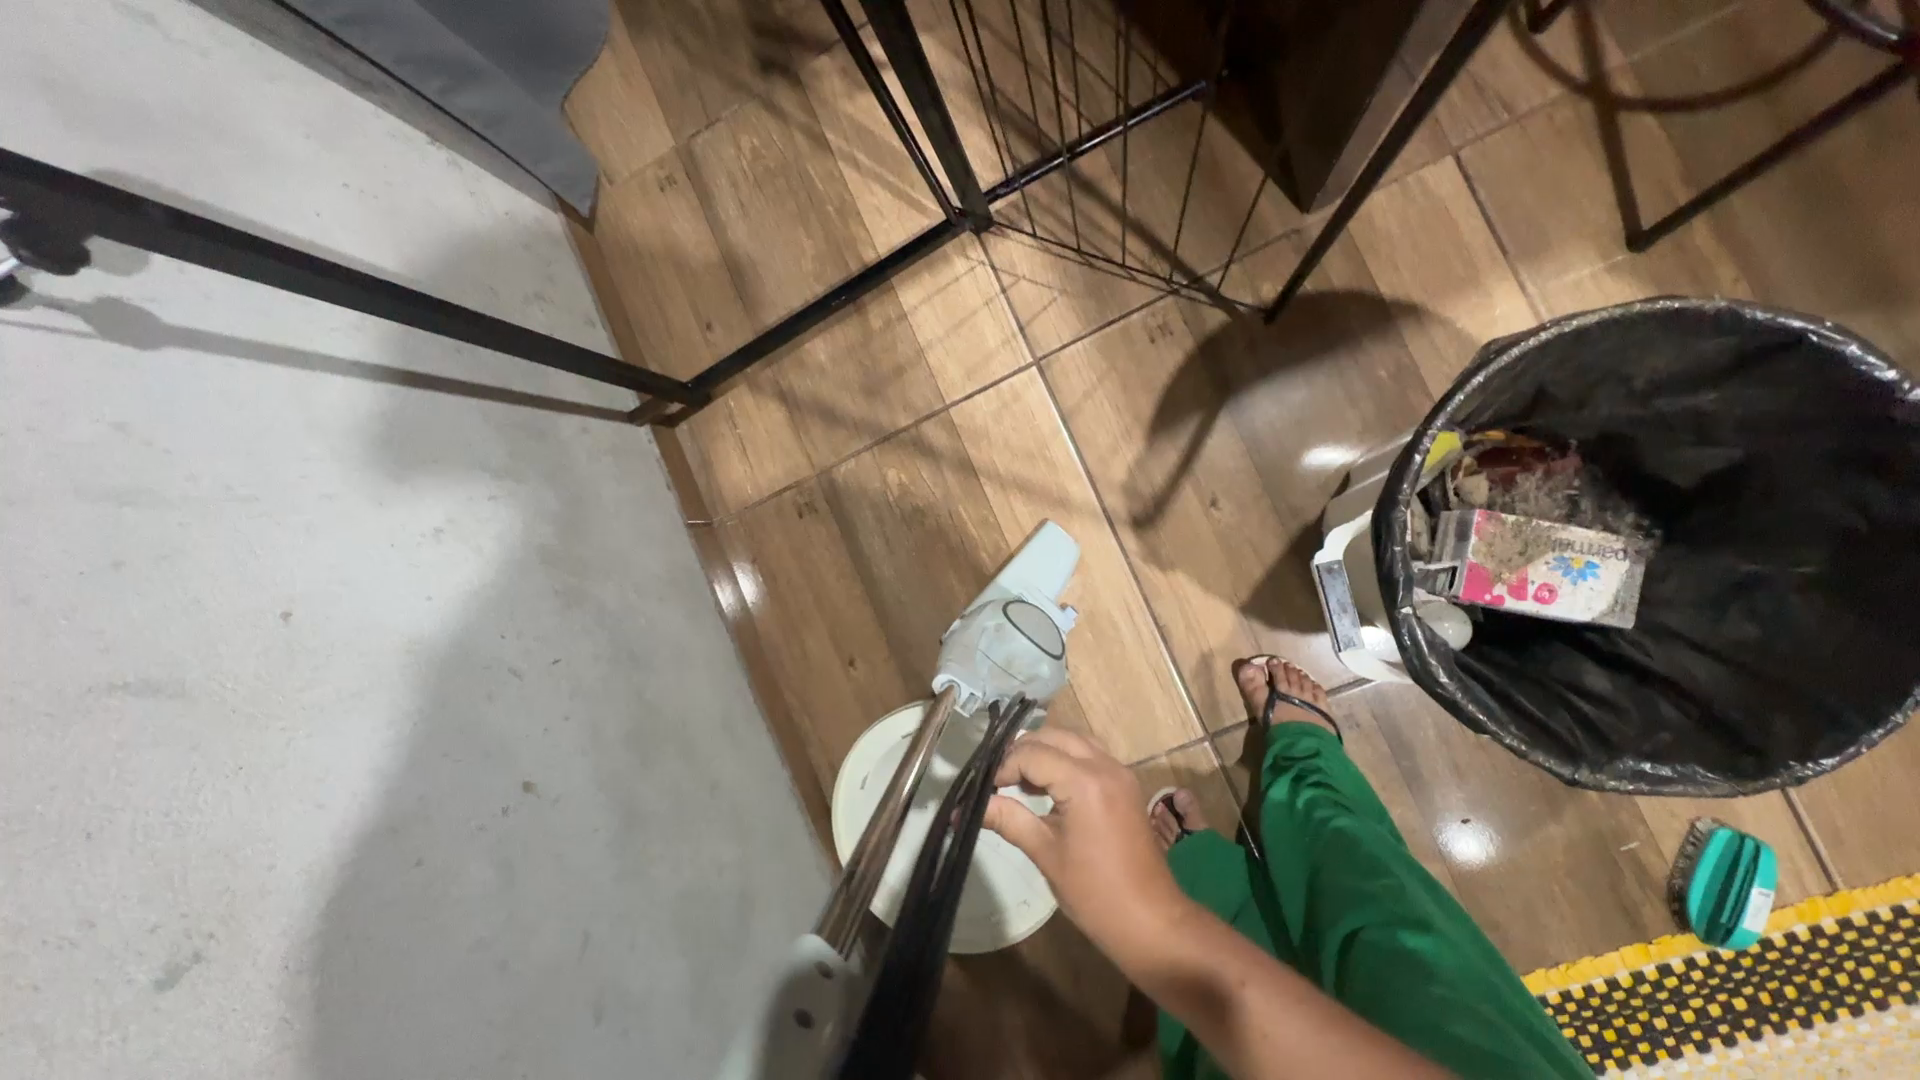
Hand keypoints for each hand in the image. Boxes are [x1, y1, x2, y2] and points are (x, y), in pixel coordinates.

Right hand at [982, 729, 1189, 949]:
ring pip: (1074, 741)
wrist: (1150, 920)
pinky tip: (1049, 787)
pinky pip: (1091, 755)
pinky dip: (1066, 760)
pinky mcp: (1126, 785)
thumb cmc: (1094, 892)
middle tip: (1000, 781)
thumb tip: (961, 810)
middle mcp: (1105, 766)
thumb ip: (1008, 820)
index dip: (1004, 767)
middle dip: (1023, 751)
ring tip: (1021, 781)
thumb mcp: (1045, 853)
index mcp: (1085, 782)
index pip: (1033, 753)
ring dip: (1046, 751)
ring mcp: (1120, 773)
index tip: (987, 790)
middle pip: (1054, 736)